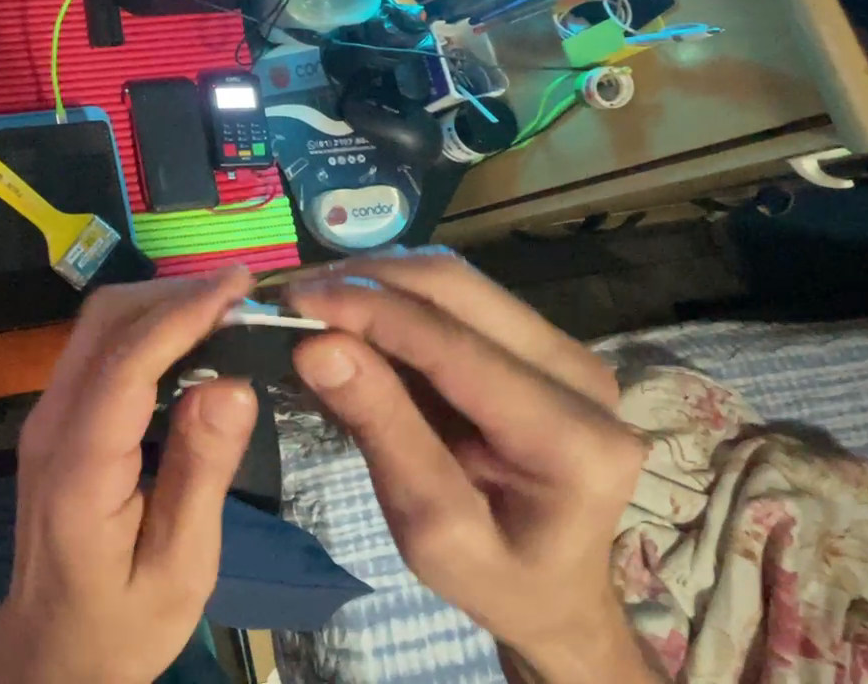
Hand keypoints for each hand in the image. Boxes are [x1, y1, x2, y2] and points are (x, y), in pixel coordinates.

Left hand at [0, 267, 258, 683]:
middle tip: (241, 293)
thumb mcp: (179, 567)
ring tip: (224, 307)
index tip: (239, 282)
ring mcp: (46, 413)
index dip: (184, 313)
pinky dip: (145, 327)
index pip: (128, 361)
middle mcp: (51, 420)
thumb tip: (233, 383)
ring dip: (159, 304)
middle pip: (103, 323)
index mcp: (78, 464)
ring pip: (97, 326)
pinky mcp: (56, 415)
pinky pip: (98, 347)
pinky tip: (188, 337)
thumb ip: (201, 473)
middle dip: (172, 295)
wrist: (49, 646)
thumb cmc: (121, 621)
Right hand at [286, 250, 660, 683]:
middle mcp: (579, 374)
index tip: (288, 300)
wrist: (552, 589)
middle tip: (291, 296)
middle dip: (362, 279)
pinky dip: (391, 296)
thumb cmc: (492, 576)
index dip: (365, 309)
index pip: (449, 343)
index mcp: (572, 438)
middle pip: (454, 287)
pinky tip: (351, 318)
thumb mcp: (429, 526)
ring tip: (313, 305)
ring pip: (451, 279)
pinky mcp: (536, 341)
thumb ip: (382, 429)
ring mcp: (562, 350)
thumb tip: (315, 345)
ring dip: (373, 280)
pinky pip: (452, 295)